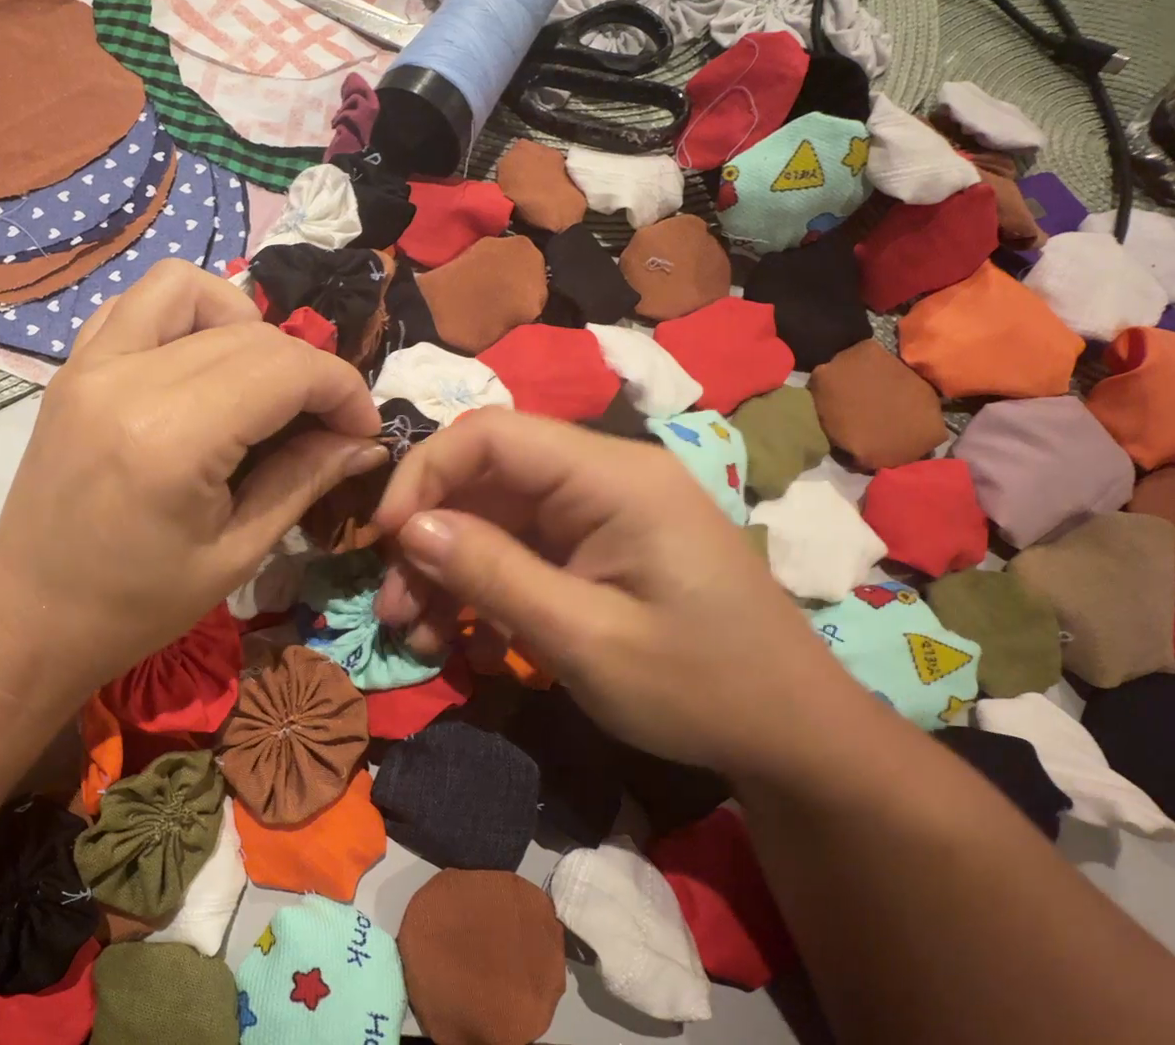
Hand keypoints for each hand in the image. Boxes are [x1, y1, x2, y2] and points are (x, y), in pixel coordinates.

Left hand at [0, 262, 386, 695]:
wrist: (32, 617)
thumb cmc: (136, 606)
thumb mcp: (235, 554)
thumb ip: (302, 480)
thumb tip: (363, 440)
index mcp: (173, 437)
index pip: (284, 369)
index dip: (341, 389)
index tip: (362, 428)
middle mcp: (127, 380)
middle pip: (249, 333)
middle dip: (305, 368)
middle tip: (321, 423)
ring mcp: (89, 366)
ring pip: (186, 288)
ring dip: (241, 321)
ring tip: (258, 380)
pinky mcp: (70, 371)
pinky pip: (132, 306)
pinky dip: (179, 318)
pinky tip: (196, 366)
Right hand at [371, 408, 873, 776]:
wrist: (792, 739)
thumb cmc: (699, 688)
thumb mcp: (583, 638)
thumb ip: (492, 574)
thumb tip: (406, 528)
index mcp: (612, 479)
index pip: (490, 435)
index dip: (422, 476)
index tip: (382, 542)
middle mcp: (602, 480)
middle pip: (483, 482)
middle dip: (427, 542)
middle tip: (393, 613)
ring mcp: (598, 516)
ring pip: (490, 521)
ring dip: (445, 576)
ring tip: (419, 641)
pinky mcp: (594, 551)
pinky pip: (517, 555)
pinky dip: (481, 594)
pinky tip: (464, 645)